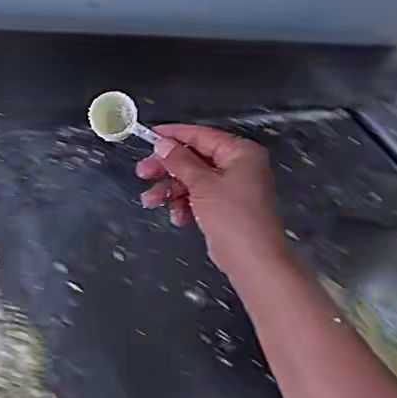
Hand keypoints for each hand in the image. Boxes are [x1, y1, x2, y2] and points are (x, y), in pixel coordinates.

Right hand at [136, 124, 288, 277]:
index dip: (173, 135)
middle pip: (193, 159)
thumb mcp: (202, 184)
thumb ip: (179, 160)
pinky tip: (176, 216)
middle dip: (167, 168)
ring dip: (170, 190)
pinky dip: (184, 204)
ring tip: (151, 200)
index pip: (201, 135)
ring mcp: (231, 188)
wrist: (253, 262)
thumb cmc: (233, 217)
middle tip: (143, 172)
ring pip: (191, 180)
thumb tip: (162, 144)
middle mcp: (238, 166)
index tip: (150, 136)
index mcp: (240, 153)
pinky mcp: (224, 208)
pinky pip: (197, 197)